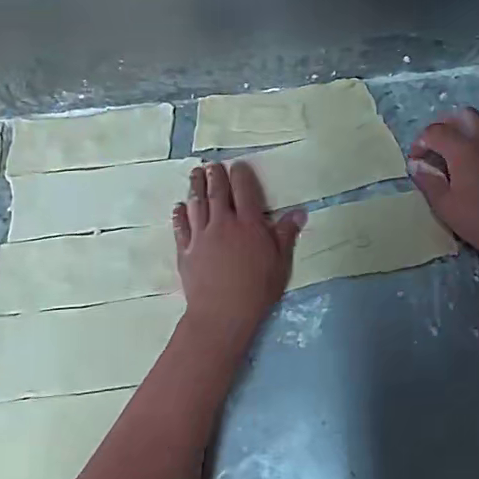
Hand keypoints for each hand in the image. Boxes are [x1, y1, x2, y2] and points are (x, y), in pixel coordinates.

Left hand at [172, 161, 304, 351]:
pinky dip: (179, 214)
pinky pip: (181, 226)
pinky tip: (179, 206)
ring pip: (197, 204)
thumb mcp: (280, 263)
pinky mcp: (185, 249)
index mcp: (248, 224)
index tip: (237, 165)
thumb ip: (286, 235)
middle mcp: (222, 223)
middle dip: (215, 175)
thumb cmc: (257, 290)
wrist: (222, 314)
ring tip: (195, 173)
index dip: (240, 175)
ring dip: (196, 186)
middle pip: (217, 192)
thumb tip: (299, 212)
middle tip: (212, 165)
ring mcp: (201, 235)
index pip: (244, 190)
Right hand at [408, 107, 478, 270]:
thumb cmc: (478, 220)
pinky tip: (473, 164)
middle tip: (435, 148)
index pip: (435, 131)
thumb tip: (416, 164)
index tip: (416, 160)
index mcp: (463, 150)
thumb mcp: (443, 204)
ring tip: (453, 153)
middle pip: (462, 115)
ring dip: (463, 130)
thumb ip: (427, 179)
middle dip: (444, 126)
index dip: (420, 142)